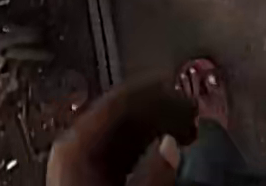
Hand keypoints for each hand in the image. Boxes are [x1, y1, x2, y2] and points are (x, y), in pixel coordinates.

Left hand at [46, 80, 196, 185]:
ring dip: (155, 129)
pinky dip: (145, 151)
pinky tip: (166, 157)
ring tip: (187, 131)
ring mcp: (77, 165)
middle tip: (192, 110)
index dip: (154, 93)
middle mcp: (73, 147)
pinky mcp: (86, 182)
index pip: (118, 102)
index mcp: (76, 144)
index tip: (182, 89)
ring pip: (122, 135)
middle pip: (121, 115)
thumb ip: (152, 176)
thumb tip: (172, 146)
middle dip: (159, 110)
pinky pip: (120, 156)